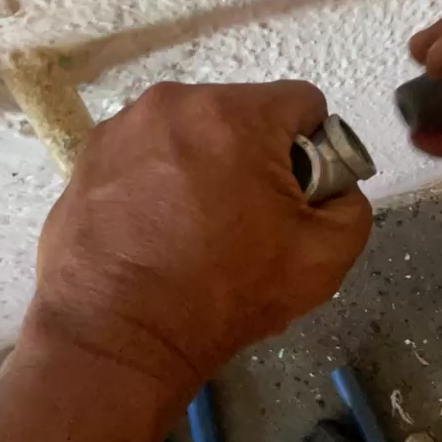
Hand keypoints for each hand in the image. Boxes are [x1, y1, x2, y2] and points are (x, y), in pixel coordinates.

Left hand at [27, 81, 372, 392]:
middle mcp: (176, 102)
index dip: (313, 150)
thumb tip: (333, 185)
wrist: (117, 339)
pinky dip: (161, 175)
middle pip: (245, 114)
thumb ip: (351, 203)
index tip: (295, 196)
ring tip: (195, 225)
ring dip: (206, 161)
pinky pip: (149, 149)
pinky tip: (156, 226)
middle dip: (256, 155)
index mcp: (236, 115)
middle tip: (246, 218)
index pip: (303, 104)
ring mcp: (125, 125)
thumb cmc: (225, 294)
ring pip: (194, 130)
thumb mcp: (325, 257)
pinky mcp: (90, 153)